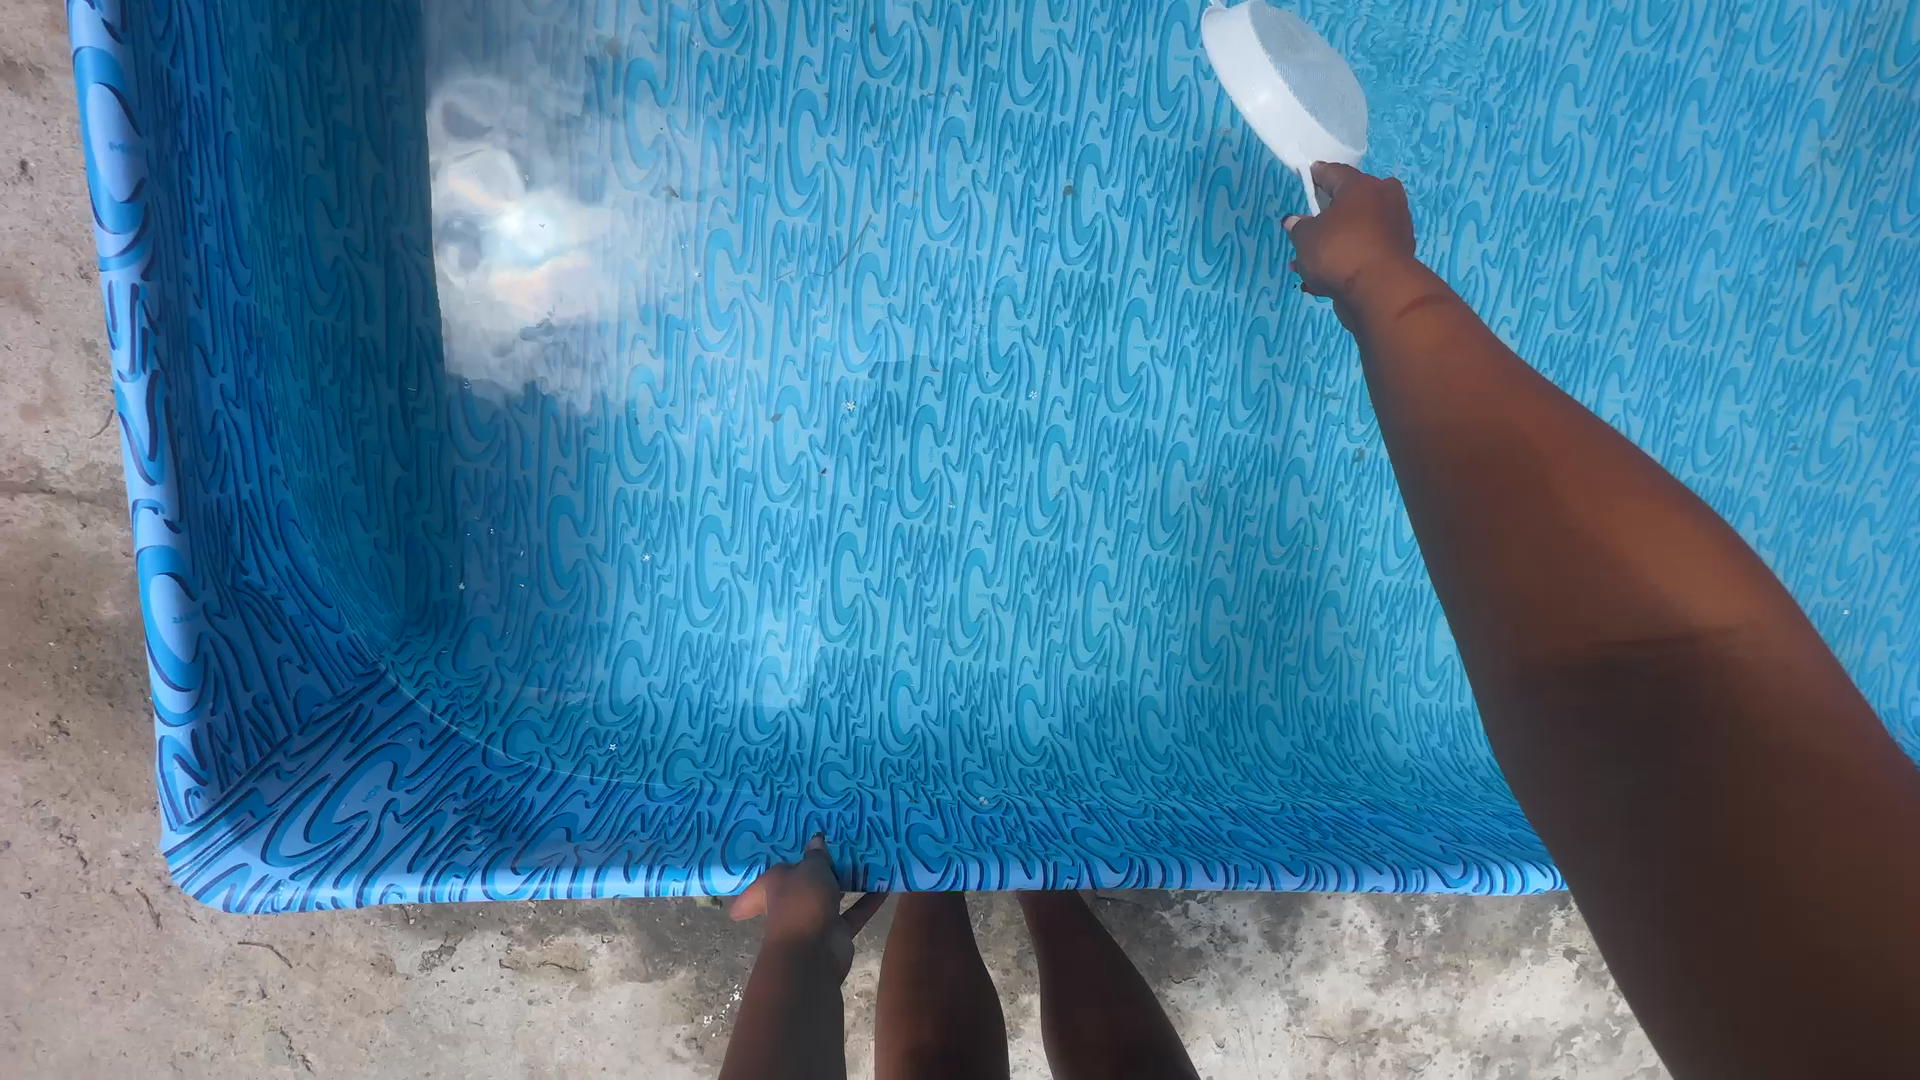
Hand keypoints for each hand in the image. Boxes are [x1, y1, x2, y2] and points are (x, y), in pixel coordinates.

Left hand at [729, 834, 886, 979]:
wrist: (812, 953)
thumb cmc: (802, 902)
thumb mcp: (811, 868)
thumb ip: (817, 855)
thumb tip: (816, 841)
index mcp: (774, 885)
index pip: (768, 877)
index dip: (777, 865)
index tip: (788, 852)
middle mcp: (792, 901)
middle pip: (807, 881)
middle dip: (822, 868)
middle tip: (843, 844)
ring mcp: (814, 918)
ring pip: (832, 895)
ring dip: (848, 881)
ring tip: (869, 858)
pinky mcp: (836, 933)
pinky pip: (855, 912)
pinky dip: (869, 900)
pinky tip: (887, 884)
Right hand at [1283, 162, 1419, 303]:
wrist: (1378, 288)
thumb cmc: (1337, 251)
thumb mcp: (1305, 238)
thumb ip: (1298, 227)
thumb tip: (1296, 221)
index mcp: (1361, 186)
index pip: (1334, 173)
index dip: (1318, 174)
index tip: (1308, 174)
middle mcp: (1384, 198)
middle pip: (1351, 201)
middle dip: (1329, 215)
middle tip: (1310, 228)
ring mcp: (1395, 224)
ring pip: (1357, 228)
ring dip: (1336, 242)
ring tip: (1310, 264)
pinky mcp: (1399, 251)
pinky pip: (1366, 249)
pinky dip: (1349, 258)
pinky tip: (1329, 276)